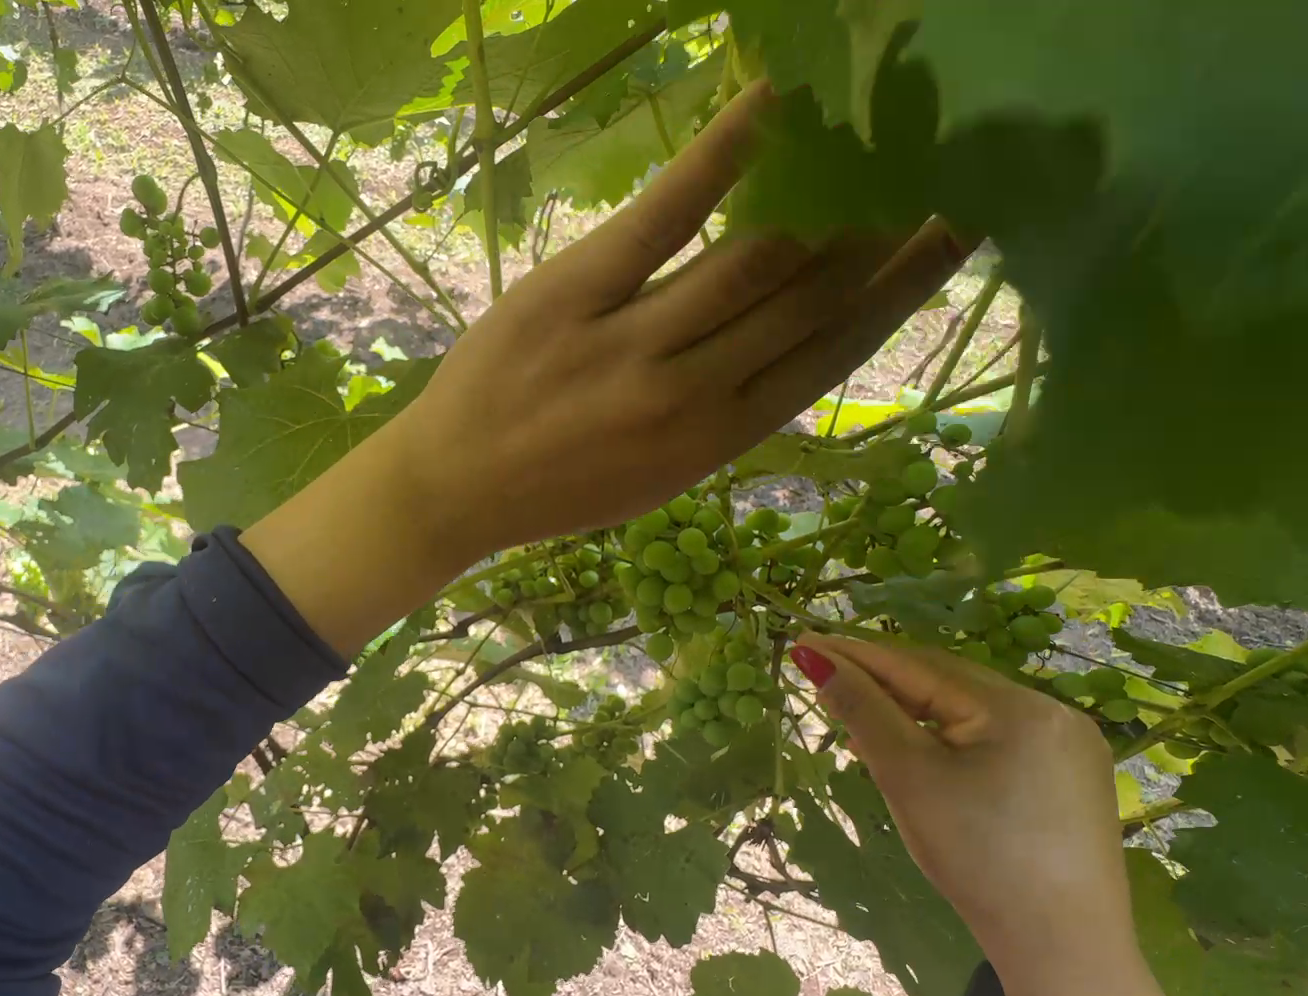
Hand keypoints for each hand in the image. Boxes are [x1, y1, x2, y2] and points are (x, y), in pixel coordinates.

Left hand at [382, 81, 964, 560]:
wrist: (450, 490)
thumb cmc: (552, 487)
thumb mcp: (654, 476)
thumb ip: (723, 415)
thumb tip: (796, 338)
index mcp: (714, 441)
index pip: (832, 354)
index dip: (902, 289)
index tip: (955, 231)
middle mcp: (687, 393)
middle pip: (807, 296)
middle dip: (878, 230)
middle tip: (932, 164)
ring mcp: (627, 343)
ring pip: (754, 256)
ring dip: (822, 194)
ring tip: (869, 134)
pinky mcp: (569, 295)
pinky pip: (661, 214)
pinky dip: (721, 151)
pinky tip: (774, 96)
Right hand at [791, 633, 1191, 995]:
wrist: (1061, 947)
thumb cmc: (974, 852)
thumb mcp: (905, 772)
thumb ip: (859, 706)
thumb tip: (811, 653)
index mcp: (1020, 706)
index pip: (915, 665)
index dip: (852, 654)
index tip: (800, 642)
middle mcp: (1053, 713)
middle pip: (943, 681)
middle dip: (878, 679)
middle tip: (819, 678)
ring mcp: (1067, 746)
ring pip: (964, 709)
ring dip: (906, 706)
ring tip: (854, 712)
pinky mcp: (1067, 777)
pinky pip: (988, 735)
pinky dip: (940, 732)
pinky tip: (911, 745)